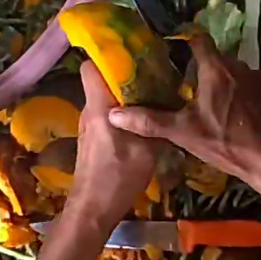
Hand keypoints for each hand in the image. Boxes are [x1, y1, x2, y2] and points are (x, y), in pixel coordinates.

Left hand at [66, 63, 162, 229]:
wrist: (92, 209)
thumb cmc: (117, 177)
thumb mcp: (147, 150)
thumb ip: (155, 124)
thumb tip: (171, 102)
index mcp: (100, 106)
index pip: (90, 66)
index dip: (107, 54)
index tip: (132, 51)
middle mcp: (90, 109)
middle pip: (101, 78)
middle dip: (123, 71)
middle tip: (151, 69)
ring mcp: (89, 123)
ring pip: (105, 95)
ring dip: (124, 91)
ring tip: (152, 90)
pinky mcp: (93, 136)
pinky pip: (107, 111)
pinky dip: (122, 109)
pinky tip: (143, 116)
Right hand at [107, 35, 260, 192]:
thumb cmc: (226, 142)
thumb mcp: (184, 133)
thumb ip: (150, 121)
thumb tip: (115, 114)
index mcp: (215, 69)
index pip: (198, 39)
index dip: (183, 39)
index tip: (167, 46)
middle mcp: (237, 65)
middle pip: (212, 56)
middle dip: (196, 66)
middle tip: (177, 80)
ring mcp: (255, 78)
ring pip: (228, 71)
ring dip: (215, 80)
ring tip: (198, 97)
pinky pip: (243, 83)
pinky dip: (232, 91)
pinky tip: (223, 110)